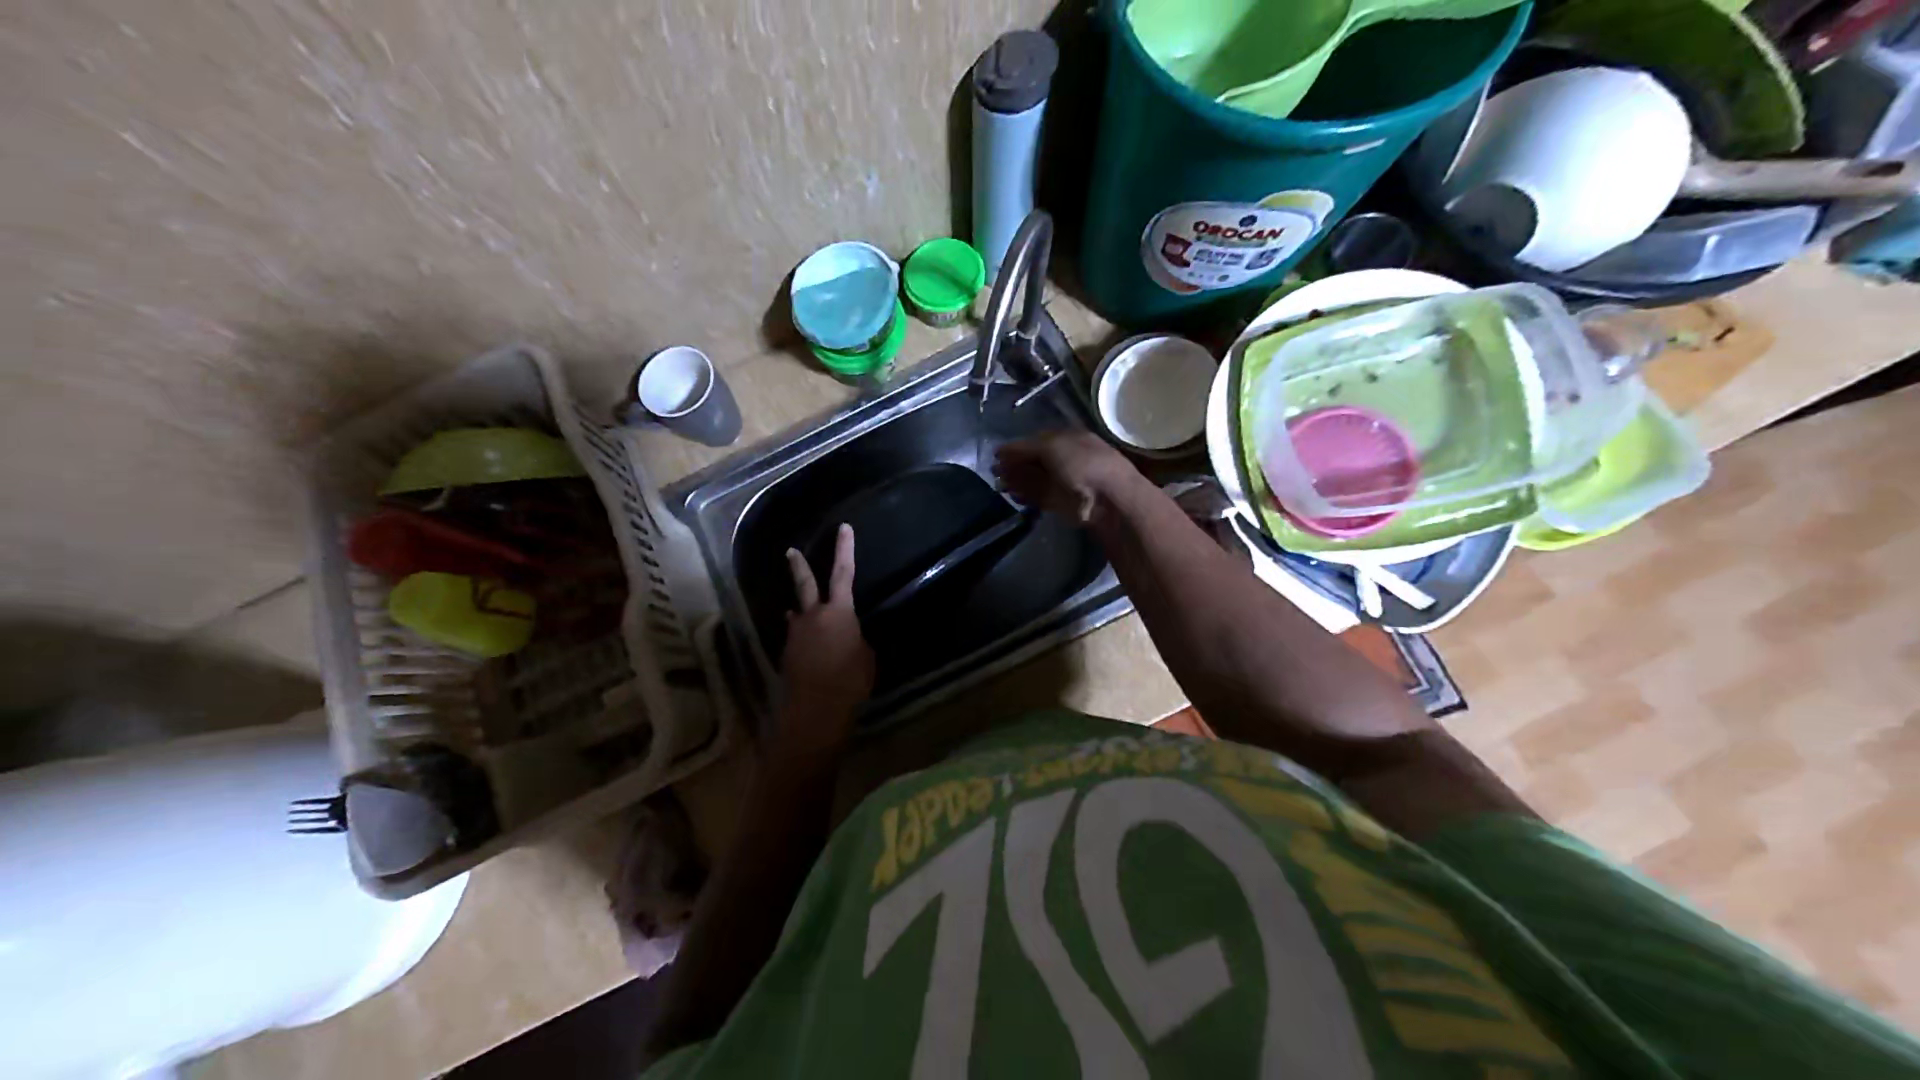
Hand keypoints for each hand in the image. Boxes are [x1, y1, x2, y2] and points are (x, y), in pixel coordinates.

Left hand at [776, 523, 874, 752]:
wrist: (815, 709)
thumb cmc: (850, 680)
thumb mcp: (866, 657)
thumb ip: (856, 639)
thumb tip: (847, 636)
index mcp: (839, 612)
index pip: (844, 573)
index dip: (845, 549)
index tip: (844, 528)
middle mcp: (813, 616)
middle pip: (805, 584)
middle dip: (799, 566)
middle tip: (791, 551)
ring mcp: (796, 634)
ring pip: (798, 614)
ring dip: (801, 611)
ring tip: (801, 611)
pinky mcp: (787, 653)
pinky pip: (796, 636)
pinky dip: (802, 636)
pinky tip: (807, 646)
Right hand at [993, 431, 1140, 524]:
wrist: (1107, 497)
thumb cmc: (1081, 462)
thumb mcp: (1051, 445)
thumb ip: (1024, 448)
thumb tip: (1000, 452)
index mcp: (1068, 438)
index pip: (1037, 440)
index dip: (1017, 447)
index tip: (998, 455)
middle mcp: (1067, 458)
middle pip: (1035, 461)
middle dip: (1015, 465)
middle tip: (995, 472)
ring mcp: (1065, 481)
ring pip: (1035, 479)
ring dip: (1017, 481)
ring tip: (999, 485)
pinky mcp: (1063, 502)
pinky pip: (1040, 497)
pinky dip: (1026, 496)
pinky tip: (1012, 496)